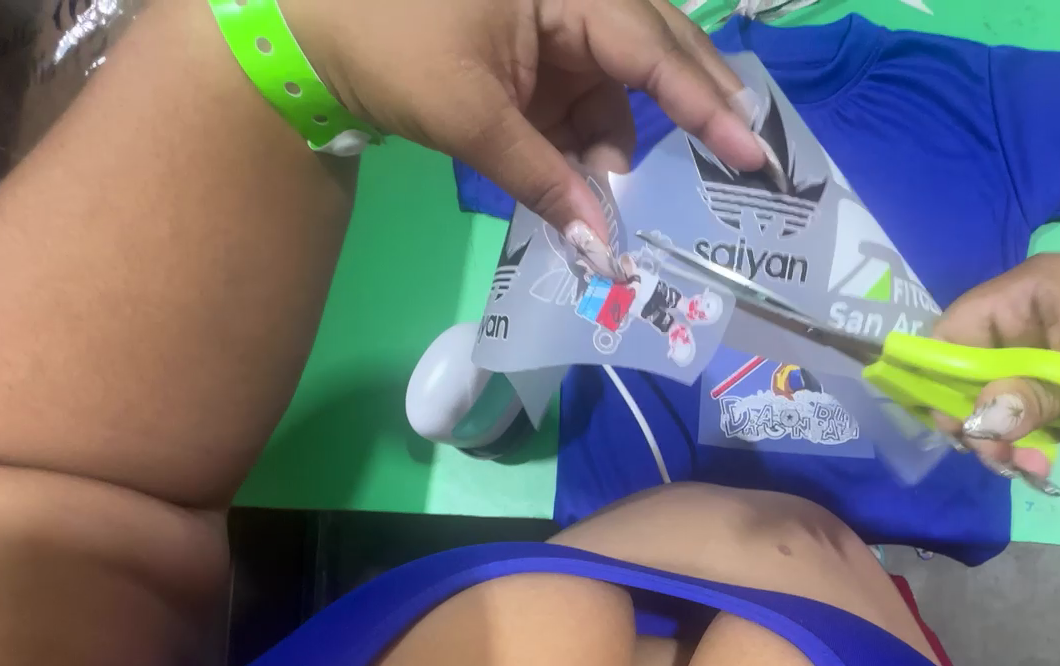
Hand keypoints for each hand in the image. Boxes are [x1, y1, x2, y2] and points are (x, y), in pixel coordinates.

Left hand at [275, 0, 765, 241]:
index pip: (650, 47)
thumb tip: (602, 249)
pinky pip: (587, 97)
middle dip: (692, 105)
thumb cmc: (386, 45)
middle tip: (741, 151)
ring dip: (617, 142)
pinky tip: (582, 174)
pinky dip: (589, 141)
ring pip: (621, 85)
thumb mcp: (472, 119)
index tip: (751, 146)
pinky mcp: (540, 49)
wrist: (308, 27)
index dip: (704, 102)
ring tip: (601, 188)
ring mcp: (556, 19)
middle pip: (655, 48)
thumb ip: (545, 182)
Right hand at [931, 255, 1059, 476]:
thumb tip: (976, 423)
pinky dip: (1032, 437)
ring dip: (1006, 436)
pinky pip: (1033, 407)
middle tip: (997, 460)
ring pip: (1003, 395)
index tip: (953, 426)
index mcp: (1032, 288)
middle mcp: (1037, 313)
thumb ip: (1031, 394)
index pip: (956, 328)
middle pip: (975, 368)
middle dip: (979, 419)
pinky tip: (1043, 461)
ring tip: (1029, 468)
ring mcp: (1058, 346)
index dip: (942, 376)